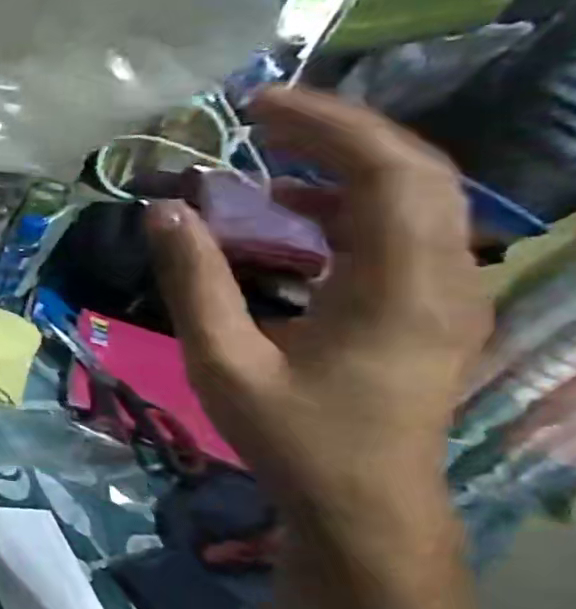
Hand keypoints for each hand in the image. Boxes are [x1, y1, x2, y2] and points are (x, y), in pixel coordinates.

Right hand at [146, 88, 489, 550]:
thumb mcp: (224, 361)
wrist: (364, 503)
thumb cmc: (292, 435)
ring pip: (416, 196)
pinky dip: (345, 200)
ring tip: (269, 147)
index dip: (330, 127)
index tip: (258, 105)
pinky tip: (290, 208)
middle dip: (338, 130)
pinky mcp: (428, 303)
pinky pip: (400, 227)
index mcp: (402, 290)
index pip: (392, 176)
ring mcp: (445, 291)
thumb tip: (163, 210)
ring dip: (344, 161)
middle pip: (417, 172)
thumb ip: (194, 282)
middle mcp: (445, 279)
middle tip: (259, 113)